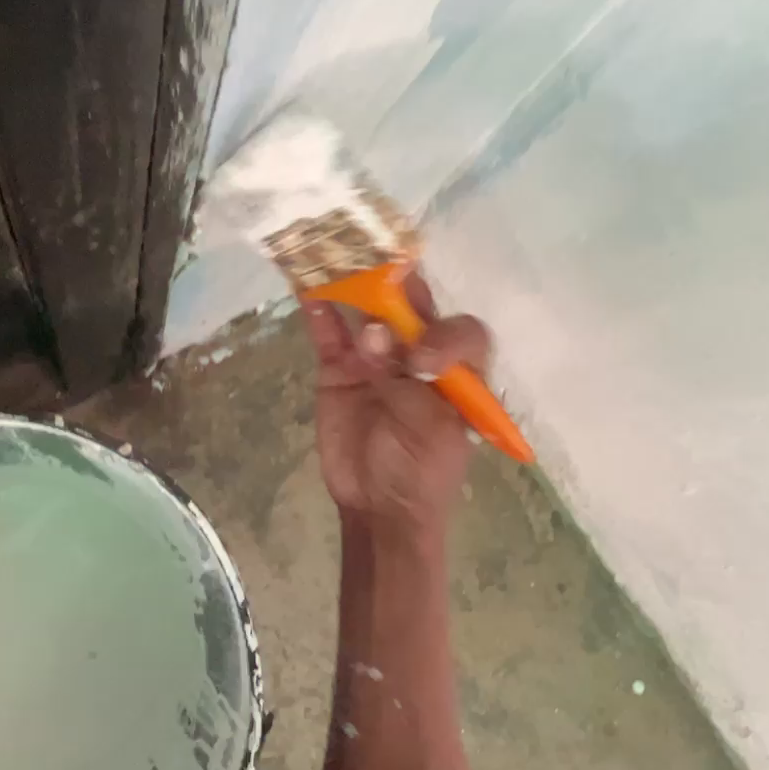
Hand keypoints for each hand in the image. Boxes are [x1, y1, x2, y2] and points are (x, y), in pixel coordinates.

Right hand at [302, 273, 489, 532]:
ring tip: (334, 263)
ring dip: (353, 287)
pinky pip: (330, 335)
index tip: (418, 361)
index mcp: (457, 369)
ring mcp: (376, 357)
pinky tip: (308, 294)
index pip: (460, 333)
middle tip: (372, 265)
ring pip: (367, 312)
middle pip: (412, 307)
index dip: (443, 336)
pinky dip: (320, 313)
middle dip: (394, 283)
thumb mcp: (428, 433)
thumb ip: (403, 382)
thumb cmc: (421, 473)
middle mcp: (418, 352)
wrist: (377, 507)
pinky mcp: (339, 368)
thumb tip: (370, 332)